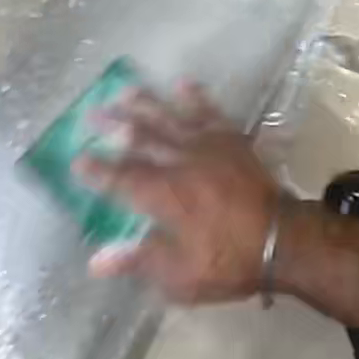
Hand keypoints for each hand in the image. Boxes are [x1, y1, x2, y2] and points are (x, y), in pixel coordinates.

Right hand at [73, 82, 278, 304]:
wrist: (282, 239)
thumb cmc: (228, 260)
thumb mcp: (179, 276)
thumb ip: (138, 261)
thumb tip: (95, 261)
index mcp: (164, 195)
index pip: (122, 178)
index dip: (98, 169)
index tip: (77, 159)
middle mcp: (180, 162)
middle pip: (141, 138)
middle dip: (114, 125)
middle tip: (93, 112)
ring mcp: (206, 146)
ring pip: (169, 118)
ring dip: (146, 104)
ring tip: (127, 90)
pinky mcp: (230, 138)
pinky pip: (208, 111)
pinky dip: (195, 96)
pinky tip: (182, 82)